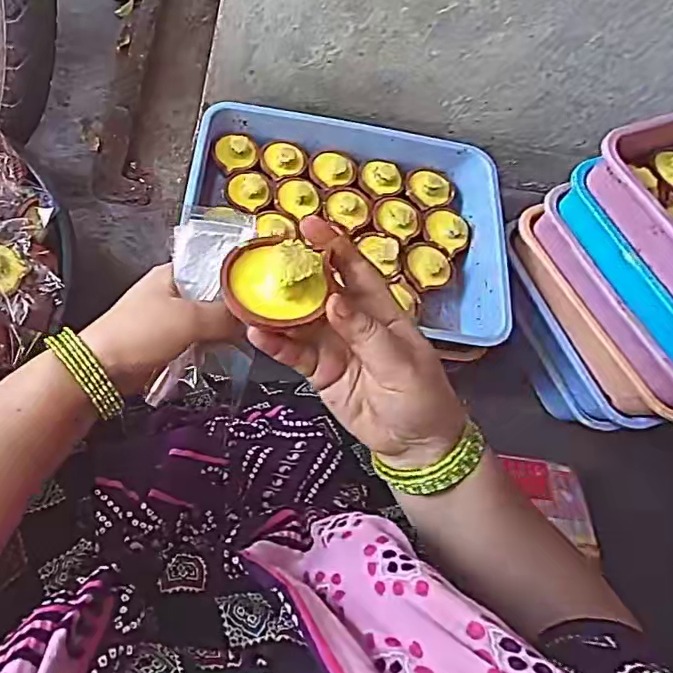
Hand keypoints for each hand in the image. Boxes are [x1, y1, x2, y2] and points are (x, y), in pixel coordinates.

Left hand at [83, 263, 245, 393]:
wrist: (102, 369)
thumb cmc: (135, 334)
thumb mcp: (189, 319)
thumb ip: (224, 316)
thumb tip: (250, 318)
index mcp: (171, 273)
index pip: (213, 267)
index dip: (236, 278)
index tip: (258, 291)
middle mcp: (169, 292)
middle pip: (212, 296)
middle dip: (231, 309)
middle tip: (252, 320)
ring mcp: (166, 318)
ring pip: (205, 320)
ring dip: (219, 331)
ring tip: (239, 338)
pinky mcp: (165, 342)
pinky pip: (195, 340)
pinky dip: (206, 346)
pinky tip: (219, 353)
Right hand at [246, 217, 467, 469]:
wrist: (415, 445)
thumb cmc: (422, 399)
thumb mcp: (401, 364)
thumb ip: (365, 333)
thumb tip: (332, 300)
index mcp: (382, 312)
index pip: (356, 271)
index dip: (334, 247)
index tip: (311, 226)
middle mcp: (353, 322)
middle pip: (320, 289)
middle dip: (296, 270)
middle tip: (267, 255)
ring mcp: (333, 346)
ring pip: (299, 320)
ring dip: (277, 308)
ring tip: (251, 294)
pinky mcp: (318, 370)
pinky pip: (293, 353)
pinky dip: (274, 343)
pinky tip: (257, 333)